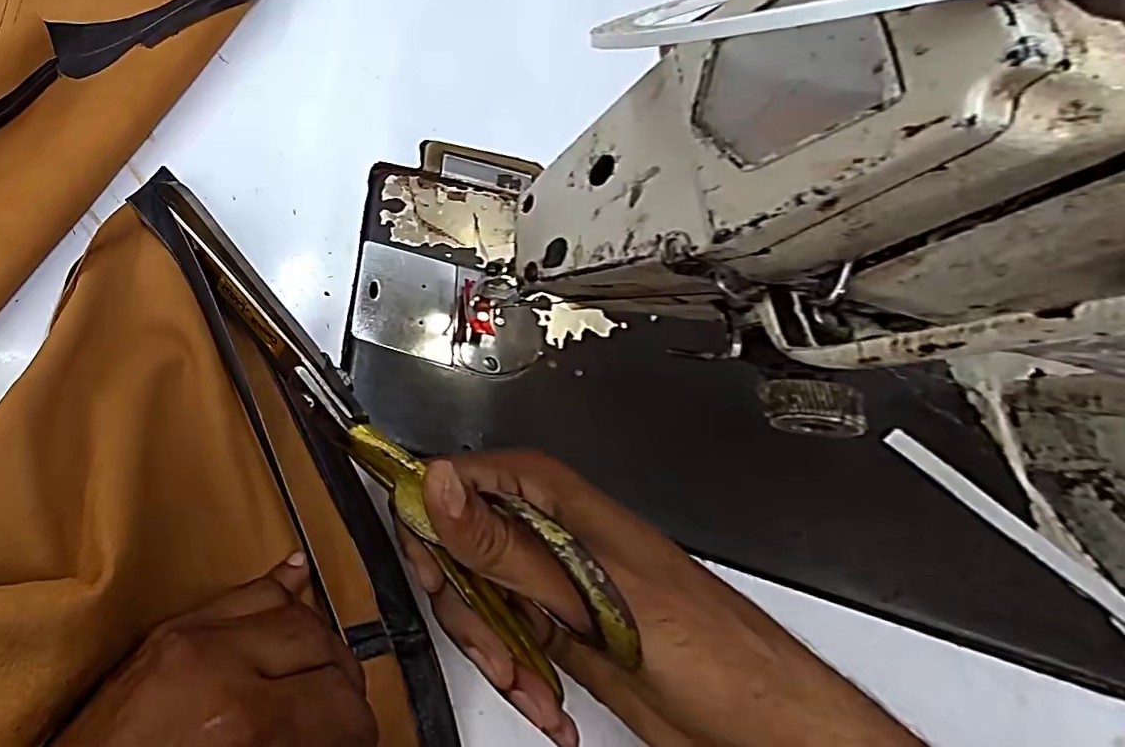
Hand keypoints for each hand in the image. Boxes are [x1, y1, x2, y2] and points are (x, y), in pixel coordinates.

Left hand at [54, 553, 378, 746]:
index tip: (360, 737)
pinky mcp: (169, 628)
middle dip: (342, 674)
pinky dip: (272, 588)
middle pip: (315, 640)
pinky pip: (233, 592)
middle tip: (346, 706)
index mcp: (243, 720)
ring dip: (313, 632)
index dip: (360, 726)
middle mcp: (218, 662)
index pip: (339, 702)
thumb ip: (295, 745)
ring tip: (327, 662)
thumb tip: (336, 731)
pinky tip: (296, 578)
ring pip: (279, 605)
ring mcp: (188, 635)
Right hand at [399, 451, 922, 746]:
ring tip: (530, 688)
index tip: (439, 577)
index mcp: (544, 493)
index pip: (447, 483)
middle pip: (448, 544)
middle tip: (494, 648)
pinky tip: (545, 700)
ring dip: (488, 648)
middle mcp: (534, 526)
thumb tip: (434, 483)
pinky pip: (495, 634)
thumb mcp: (592, 594)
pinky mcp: (547, 620)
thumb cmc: (711, 652)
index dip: (429, 527)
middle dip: (462, 605)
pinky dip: (511, 672)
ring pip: (466, 593)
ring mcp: (539, 575)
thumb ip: (503, 542)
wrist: (775, 737)